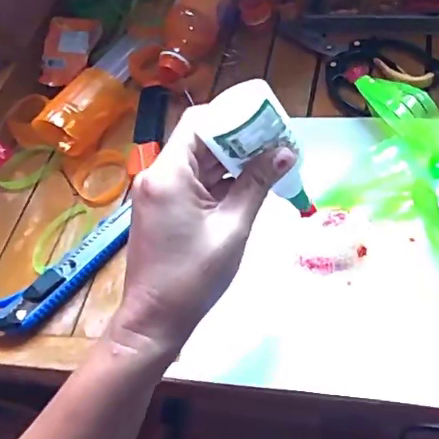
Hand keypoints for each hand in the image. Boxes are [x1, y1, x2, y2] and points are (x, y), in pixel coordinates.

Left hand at [113, 110, 292, 352]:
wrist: (154, 320)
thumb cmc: (192, 278)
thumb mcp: (232, 228)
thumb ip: (256, 185)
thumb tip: (283, 153)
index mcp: (168, 174)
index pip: (199, 123)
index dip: (234, 117)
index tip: (267, 123)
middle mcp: (157, 176)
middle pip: (200, 141)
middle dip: (239, 140)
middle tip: (278, 144)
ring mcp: (157, 193)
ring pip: (198, 163)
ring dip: (232, 162)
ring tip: (272, 164)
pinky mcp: (162, 210)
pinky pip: (193, 183)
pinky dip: (219, 182)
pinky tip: (249, 186)